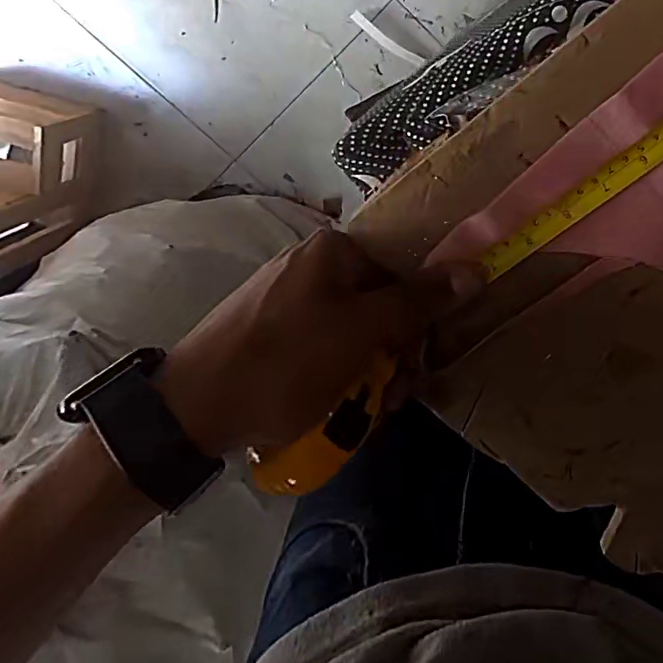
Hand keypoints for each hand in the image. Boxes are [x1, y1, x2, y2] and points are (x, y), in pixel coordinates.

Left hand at [154, 228, 481, 455]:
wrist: (188, 412)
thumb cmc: (286, 361)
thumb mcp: (363, 331)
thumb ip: (420, 300)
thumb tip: (474, 271)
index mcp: (335, 250)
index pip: (405, 267)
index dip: (424, 310)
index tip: (424, 352)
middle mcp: (315, 265)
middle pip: (383, 300)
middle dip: (398, 349)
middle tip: (398, 392)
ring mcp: (291, 297)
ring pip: (359, 327)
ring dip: (375, 366)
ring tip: (371, 408)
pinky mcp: (275, 329)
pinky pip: (329, 342)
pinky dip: (344, 370)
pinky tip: (342, 402)